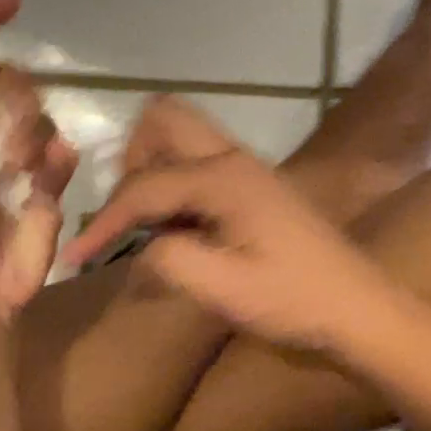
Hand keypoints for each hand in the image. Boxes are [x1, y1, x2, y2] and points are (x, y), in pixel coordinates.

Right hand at [63, 96, 397, 350]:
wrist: (357, 309)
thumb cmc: (295, 303)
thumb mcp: (225, 291)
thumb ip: (170, 262)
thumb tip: (140, 247)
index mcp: (224, 179)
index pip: (143, 186)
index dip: (102, 222)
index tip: (74, 259)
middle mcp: (234, 159)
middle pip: (163, 120)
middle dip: (130, 161)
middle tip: (124, 218)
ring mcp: (249, 170)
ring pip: (183, 135)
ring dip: (153, 168)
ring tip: (148, 227)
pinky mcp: (256, 189)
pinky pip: (201, 162)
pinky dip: (176, 183)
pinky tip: (179, 231)